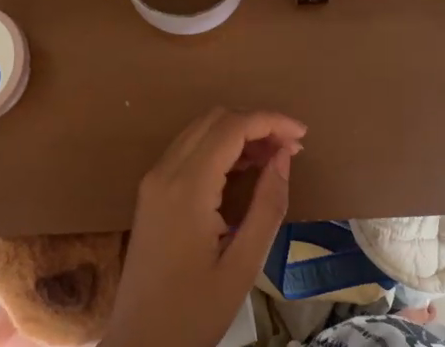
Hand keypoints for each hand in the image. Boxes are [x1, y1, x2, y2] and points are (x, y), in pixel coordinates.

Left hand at [104, 109, 305, 346]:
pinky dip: (219, 147)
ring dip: (238, 133)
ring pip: (200, 130)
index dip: (270, 121)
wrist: (141, 343)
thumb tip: (283, 156)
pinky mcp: (151, 192)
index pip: (231, 127)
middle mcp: (164, 172)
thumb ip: (267, 206)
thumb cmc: (195, 311)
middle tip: (291, 149)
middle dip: (256, 124)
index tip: (302, 135)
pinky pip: (188, 149)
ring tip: (275, 157)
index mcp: (186, 187)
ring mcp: (153, 180)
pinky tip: (244, 169)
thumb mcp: (243, 265)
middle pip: (214, 119)